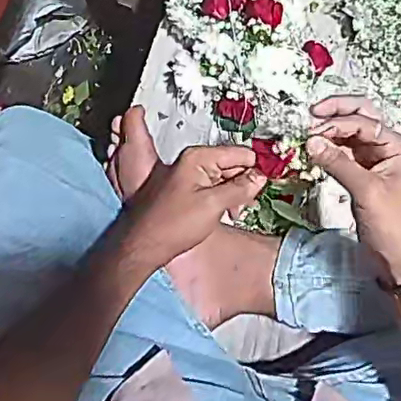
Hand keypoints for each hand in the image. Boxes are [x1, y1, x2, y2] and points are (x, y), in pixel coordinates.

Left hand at [114, 117, 263, 272]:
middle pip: (231, 165)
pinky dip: (217, 199)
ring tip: (229, 213)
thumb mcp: (214, 205)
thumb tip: (258, 177)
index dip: (253, 171)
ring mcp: (184, 175)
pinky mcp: (181, 189)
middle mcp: (189, 162)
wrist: (142, 247)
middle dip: (241, 184)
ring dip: (230, 194)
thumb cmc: (170, 226)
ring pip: (221, 177)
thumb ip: (241, 188)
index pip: (240, 154)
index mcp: (197, 158)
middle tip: (241, 205)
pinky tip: (217, 214)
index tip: (258, 186)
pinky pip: (209, 187)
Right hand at [306, 96, 400, 282]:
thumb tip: (313, 141)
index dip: (338, 123)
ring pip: (350, 134)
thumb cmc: (396, 228)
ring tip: (308, 133)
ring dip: (330, 131)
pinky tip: (315, 149)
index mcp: (399, 147)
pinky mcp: (364, 174)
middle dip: (336, 113)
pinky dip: (330, 149)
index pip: (365, 123)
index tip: (314, 130)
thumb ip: (339, 163)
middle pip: (361, 117)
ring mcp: (376, 160)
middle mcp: (389, 148)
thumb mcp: (367, 192)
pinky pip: (345, 152)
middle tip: (312, 113)